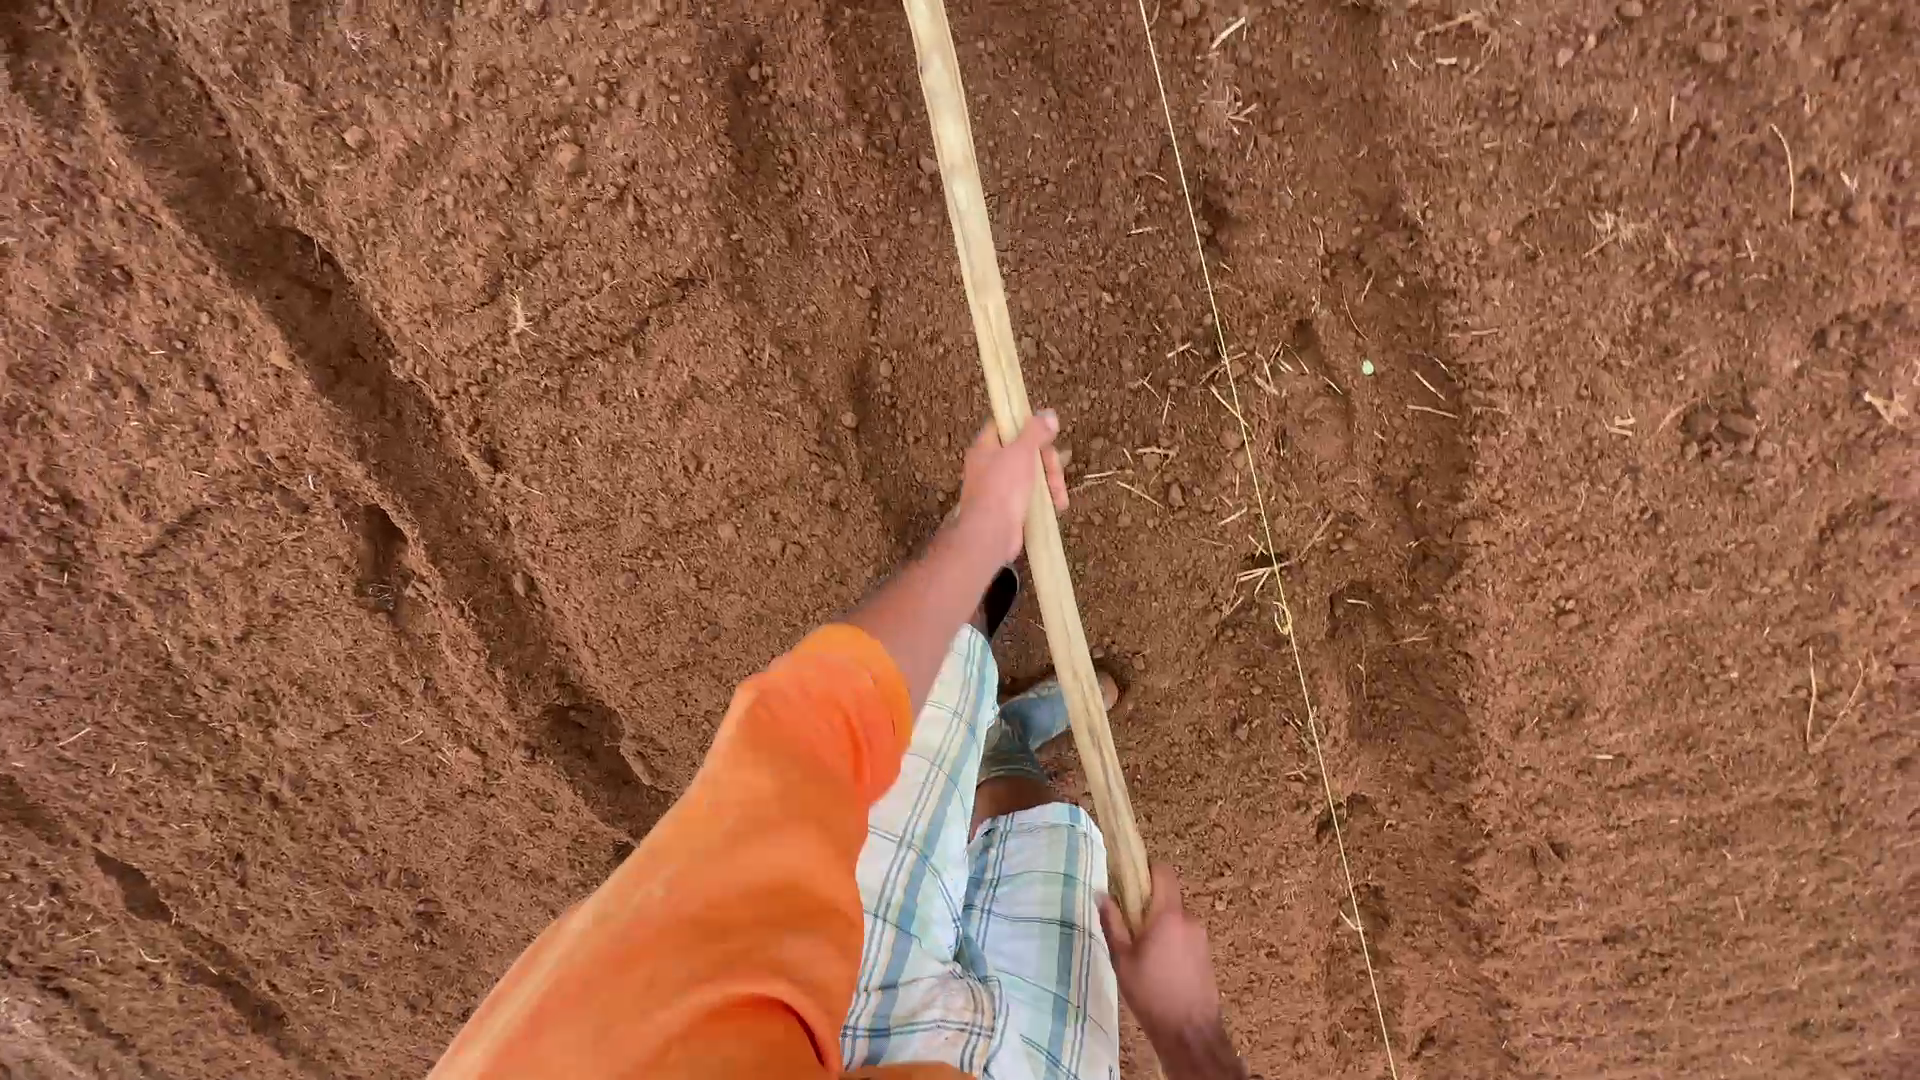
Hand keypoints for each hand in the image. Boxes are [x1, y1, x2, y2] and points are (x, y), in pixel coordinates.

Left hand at [950, 410, 1068, 563]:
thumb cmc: (1003, 488)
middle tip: (1055, 473)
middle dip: (1047, 462)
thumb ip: (1035, 432)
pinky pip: (1030, 495)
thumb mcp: (1021, 453)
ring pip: (1031, 474)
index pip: (1005, 425)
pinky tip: (1056, 506)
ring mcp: (999, 488)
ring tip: (1059, 498)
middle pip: (1025, 451)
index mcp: (985, 447)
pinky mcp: (1009, 507)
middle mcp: (989, 465)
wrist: (991, 534)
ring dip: (1050, 482)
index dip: (1026, 426)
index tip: (1046, 433)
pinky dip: (1045, 499)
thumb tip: (1048, 413)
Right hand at [1100, 865, 1239, 1076]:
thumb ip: (1112, 922)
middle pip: (1168, 895)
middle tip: (1130, 923)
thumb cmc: (1151, 994)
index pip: (1163, 871)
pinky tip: (1161, 966)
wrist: (1191, 1035)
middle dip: (1149, 903)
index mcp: (1168, 914)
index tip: (1129, 879)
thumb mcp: (1122, 959)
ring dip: (1161, 924)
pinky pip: (1185, 934)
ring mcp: (1201, 937)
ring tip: (1144, 951)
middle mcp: (1189, 919)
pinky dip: (1172, 940)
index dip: (1147, 868)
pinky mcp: (1206, 954)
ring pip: (1176, 917)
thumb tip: (1101, 894)